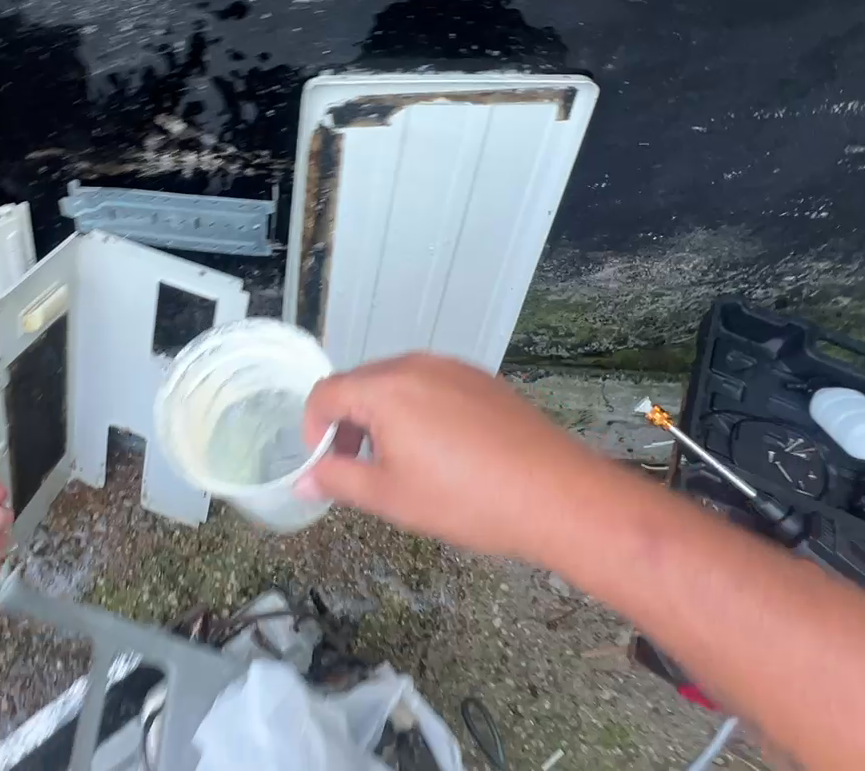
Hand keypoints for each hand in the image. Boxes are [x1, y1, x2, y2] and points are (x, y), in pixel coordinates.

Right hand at [297, 353, 613, 561]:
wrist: (560, 496)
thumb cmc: (466, 499)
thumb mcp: (391, 497)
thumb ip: (338, 480)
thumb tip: (305, 479)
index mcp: (383, 388)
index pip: (324, 394)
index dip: (313, 430)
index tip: (327, 464)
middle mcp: (413, 364)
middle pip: (358, 384)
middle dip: (347, 423)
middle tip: (360, 467)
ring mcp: (450, 367)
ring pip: (394, 383)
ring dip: (380, 415)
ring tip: (402, 461)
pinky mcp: (480, 378)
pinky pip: (429, 384)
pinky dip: (416, 409)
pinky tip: (443, 450)